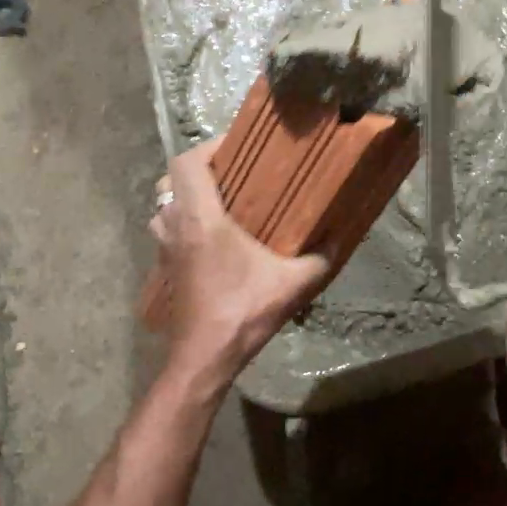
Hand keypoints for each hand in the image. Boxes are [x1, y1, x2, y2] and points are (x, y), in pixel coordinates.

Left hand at [150, 139, 331, 382]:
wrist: (204, 358)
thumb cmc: (243, 312)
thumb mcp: (293, 284)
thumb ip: (321, 258)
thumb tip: (343, 236)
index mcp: (200, 218)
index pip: (187, 163)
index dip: (207, 147)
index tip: (236, 147)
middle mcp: (176, 226)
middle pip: (170, 179)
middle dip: (196, 169)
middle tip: (230, 172)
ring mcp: (165, 248)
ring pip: (163, 204)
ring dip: (185, 195)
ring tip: (219, 199)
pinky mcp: (164, 267)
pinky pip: (166, 228)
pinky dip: (182, 220)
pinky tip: (211, 235)